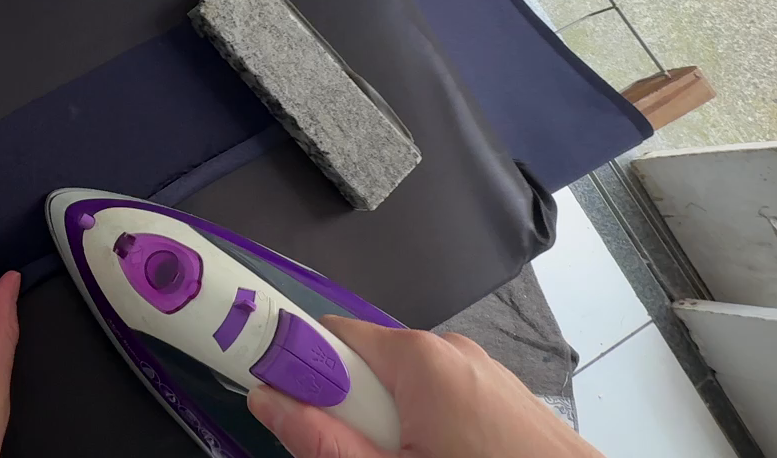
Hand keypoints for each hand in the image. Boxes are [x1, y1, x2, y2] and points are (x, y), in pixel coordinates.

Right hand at [247, 316, 601, 457]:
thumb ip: (322, 441)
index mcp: (418, 357)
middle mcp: (450, 349)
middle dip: (358, 413)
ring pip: (407, 389)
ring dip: (398, 427)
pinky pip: (447, 402)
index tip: (301, 414)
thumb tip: (265, 399)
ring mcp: (486, 373)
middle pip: (367, 366)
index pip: (329, 336)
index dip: (307, 374)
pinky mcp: (511, 400)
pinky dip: (437, 432)